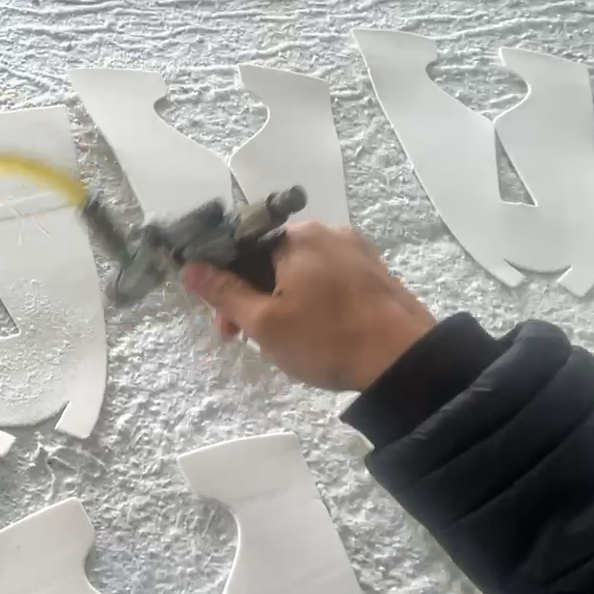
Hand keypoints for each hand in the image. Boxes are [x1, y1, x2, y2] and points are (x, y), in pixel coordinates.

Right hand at [182, 221, 434, 390]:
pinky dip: (306, 300)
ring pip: (296, 272)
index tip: (223, 322)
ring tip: (279, 340)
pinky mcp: (372, 272)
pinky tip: (310, 330)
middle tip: (243, 338)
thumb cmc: (326, 339)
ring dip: (276, 301)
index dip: (222, 284)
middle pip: (269, 260)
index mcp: (297, 238)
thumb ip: (224, 293)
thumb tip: (190, 268)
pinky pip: (324, 279)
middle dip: (249, 297)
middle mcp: (327, 233)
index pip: (241, 249)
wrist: (403, 361)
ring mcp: (355, 251)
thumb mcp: (264, 322)